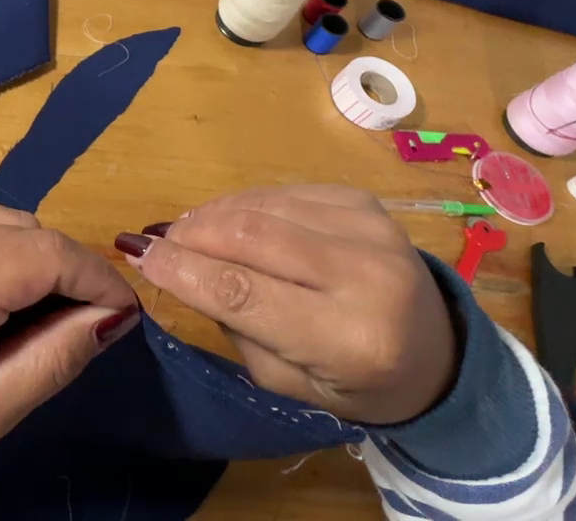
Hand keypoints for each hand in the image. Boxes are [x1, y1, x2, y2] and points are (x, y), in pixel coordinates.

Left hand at [0, 202, 140, 447]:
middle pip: (38, 235)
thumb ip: (54, 360)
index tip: (122, 312)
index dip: (97, 278)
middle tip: (72, 325)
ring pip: (19, 222)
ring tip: (25, 311)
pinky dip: (11, 248)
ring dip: (41, 260)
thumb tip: (113, 316)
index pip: (48, 256)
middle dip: (71, 275)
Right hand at [116, 185, 454, 424]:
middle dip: (190, 234)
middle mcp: (367, 276)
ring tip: (188, 232)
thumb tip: (170, 262)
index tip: (138, 254)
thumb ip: (231, 322)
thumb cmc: (354, 383)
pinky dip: (242, 204)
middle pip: (250, 236)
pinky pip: (280, 192)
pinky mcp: (362, 200)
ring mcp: (370, 228)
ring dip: (211, 216)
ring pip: (260, 206)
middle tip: (158, 241)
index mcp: (352, 340)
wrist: (437, 354)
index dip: (182, 269)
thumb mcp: (287, 379)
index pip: (244, 293)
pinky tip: (230, 222)